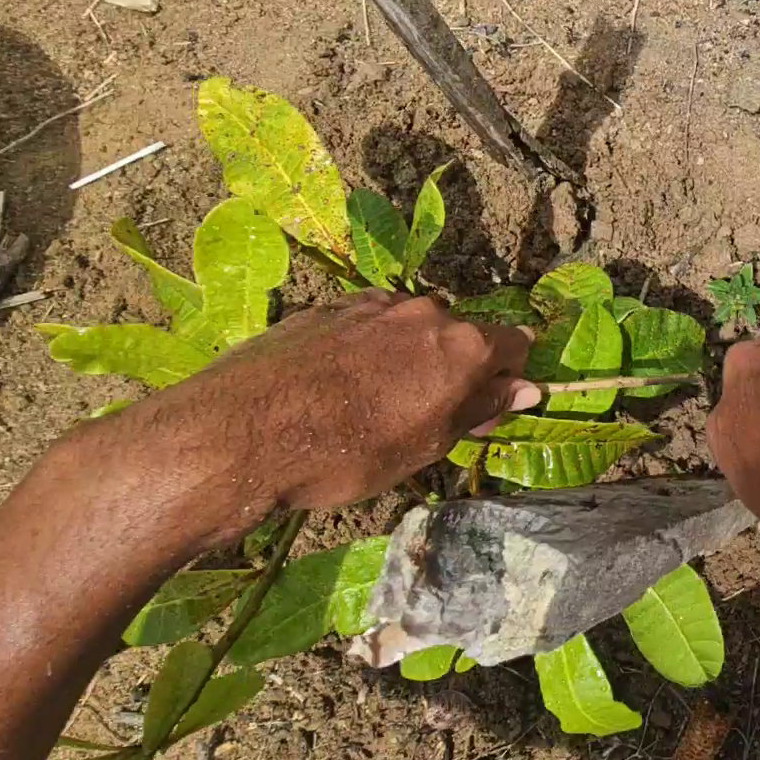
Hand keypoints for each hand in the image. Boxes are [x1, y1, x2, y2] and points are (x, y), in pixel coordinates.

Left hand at [98, 291, 536, 539]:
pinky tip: (335, 385)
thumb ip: (482, 408)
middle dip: (457, 368)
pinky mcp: (326, 308)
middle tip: (425, 414)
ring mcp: (375, 306)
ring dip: (411, 356)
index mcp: (466, 345)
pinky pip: (369, 324)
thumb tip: (527, 389)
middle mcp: (429, 312)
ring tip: (371, 401)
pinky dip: (368, 348)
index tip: (481, 413)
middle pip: (465, 335)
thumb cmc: (347, 453)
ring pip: (415, 328)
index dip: (507, 380)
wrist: (232, 438)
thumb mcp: (429, 444)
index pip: (517, 345)